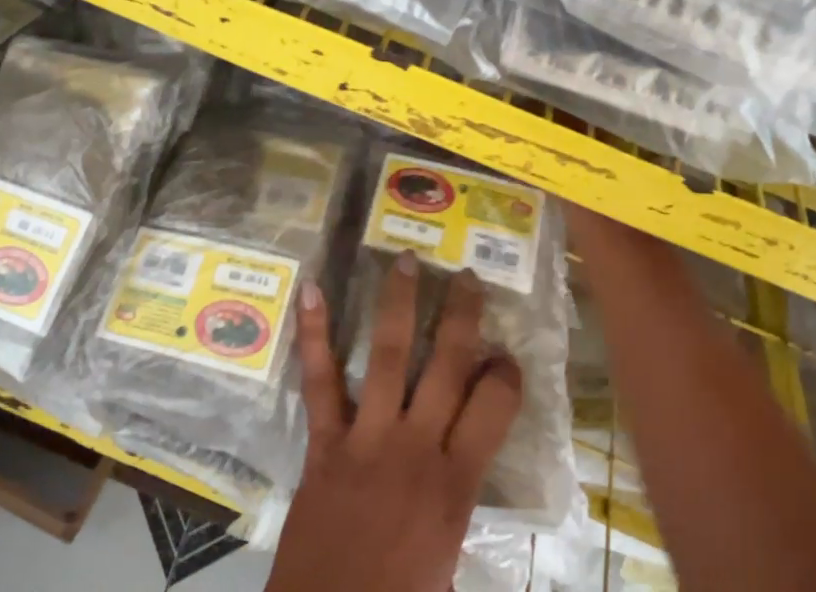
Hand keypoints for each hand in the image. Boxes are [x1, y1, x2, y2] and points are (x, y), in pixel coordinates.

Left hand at [264, 252, 523, 591]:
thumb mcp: (449, 554)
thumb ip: (458, 496)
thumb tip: (466, 453)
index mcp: (456, 484)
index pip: (495, 408)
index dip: (505, 374)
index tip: (506, 353)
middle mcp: (416, 448)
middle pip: (448, 367)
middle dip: (461, 317)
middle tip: (467, 276)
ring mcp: (367, 438)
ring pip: (390, 357)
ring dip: (398, 305)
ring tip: (406, 260)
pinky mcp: (324, 442)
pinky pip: (319, 381)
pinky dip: (313, 336)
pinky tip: (310, 292)